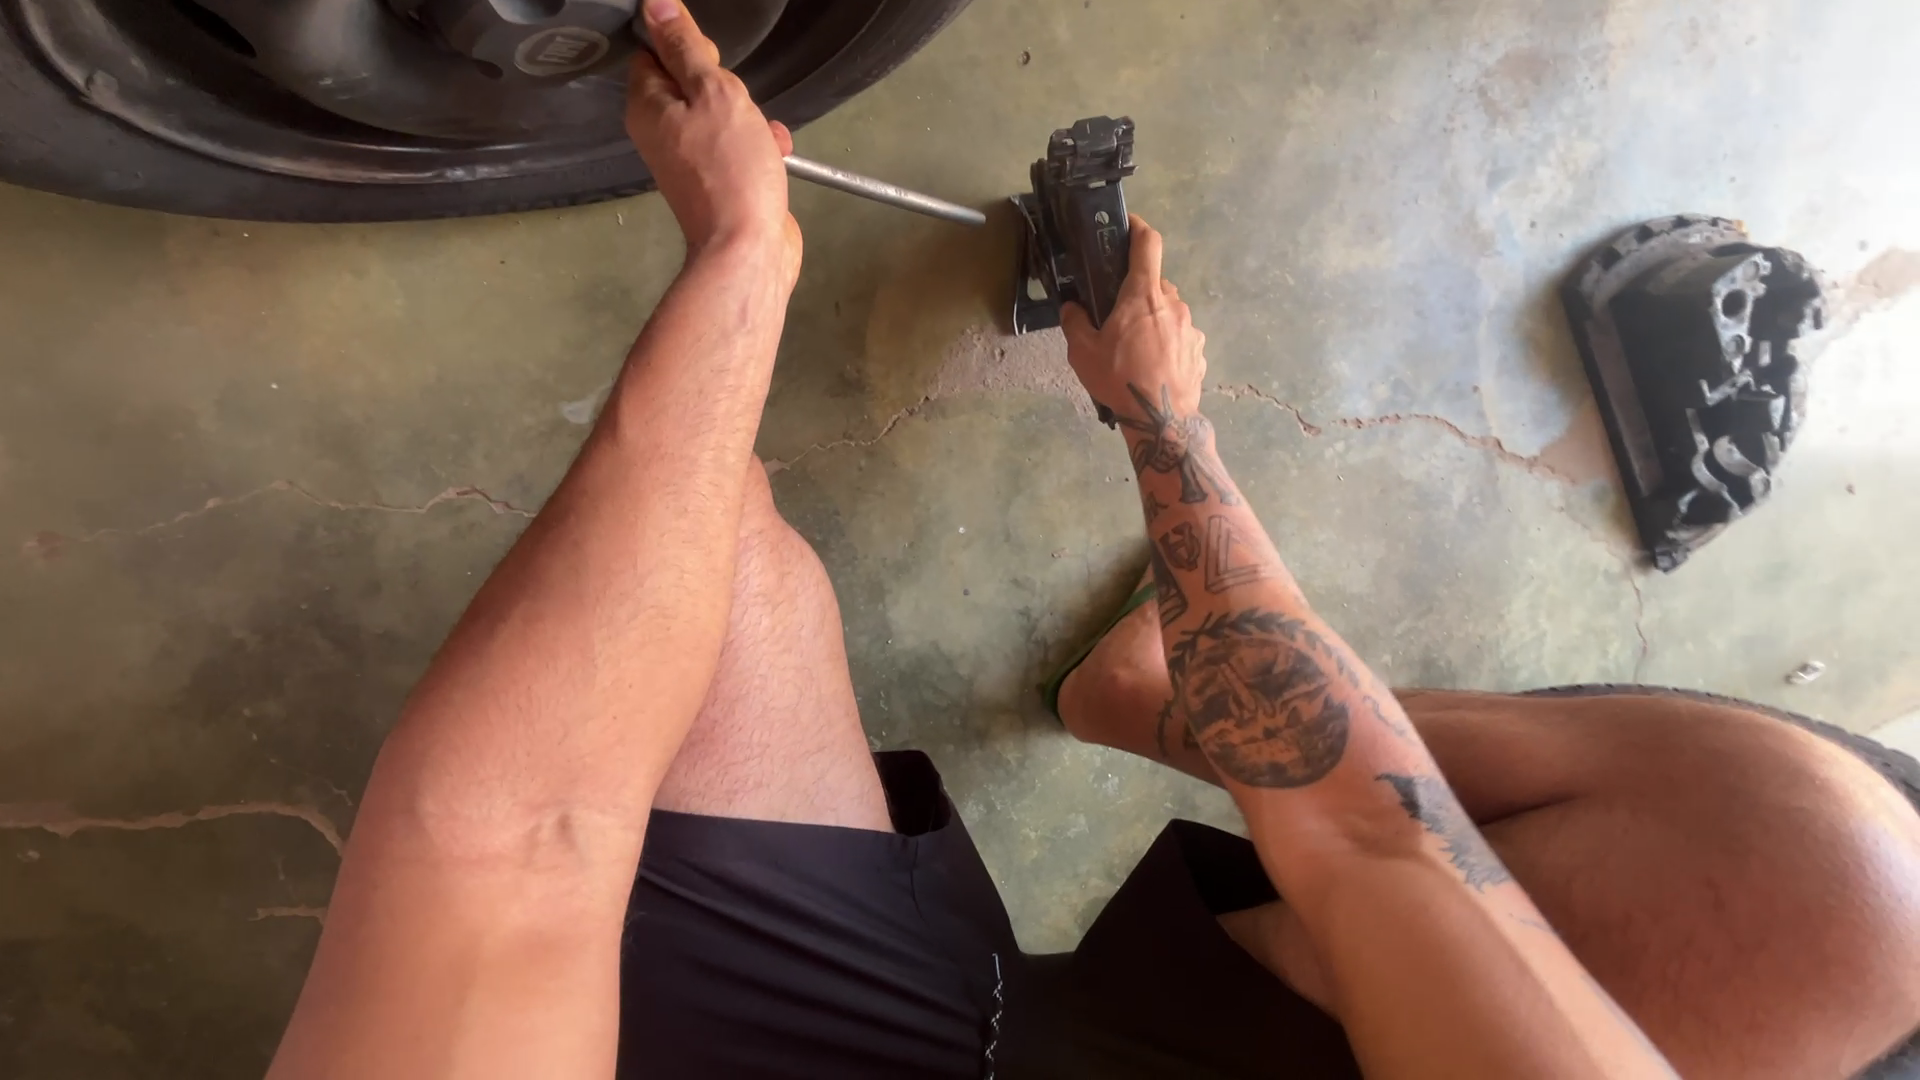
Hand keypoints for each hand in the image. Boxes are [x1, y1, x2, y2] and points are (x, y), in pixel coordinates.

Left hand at [626, 0, 799, 273]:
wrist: (749, 250)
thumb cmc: (732, 174)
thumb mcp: (715, 94)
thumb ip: (687, 48)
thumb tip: (656, 6)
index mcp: (648, 108)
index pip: (656, 54)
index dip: (689, 50)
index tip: (716, 65)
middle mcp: (663, 136)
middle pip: (693, 88)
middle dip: (728, 91)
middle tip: (742, 107)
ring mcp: (693, 165)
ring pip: (723, 121)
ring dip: (751, 122)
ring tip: (765, 138)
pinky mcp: (721, 188)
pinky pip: (738, 153)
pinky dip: (759, 151)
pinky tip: (775, 158)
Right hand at [1061, 217, 1207, 421]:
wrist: (1160, 418)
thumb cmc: (1120, 379)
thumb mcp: (1083, 353)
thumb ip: (1075, 323)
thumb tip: (1072, 308)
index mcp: (1143, 295)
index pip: (1147, 243)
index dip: (1138, 228)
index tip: (1128, 225)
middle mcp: (1172, 303)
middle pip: (1156, 284)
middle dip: (1137, 293)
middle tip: (1118, 316)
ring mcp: (1190, 327)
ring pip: (1169, 312)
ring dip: (1153, 321)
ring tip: (1135, 350)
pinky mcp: (1199, 350)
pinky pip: (1180, 338)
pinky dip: (1167, 344)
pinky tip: (1153, 367)